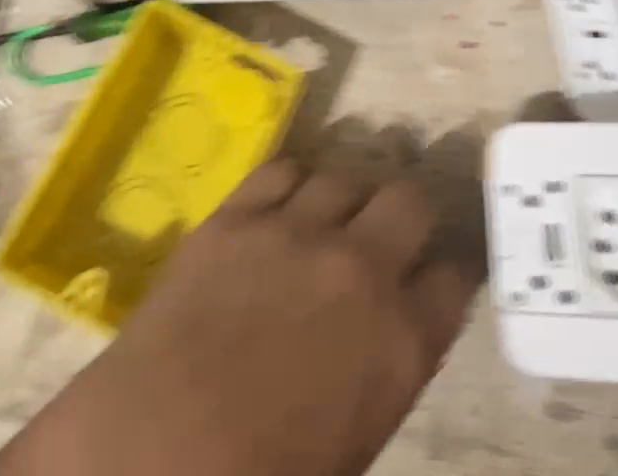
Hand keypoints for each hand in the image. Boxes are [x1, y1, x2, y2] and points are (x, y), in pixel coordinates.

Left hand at [0, 160, 479, 475]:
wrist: (163, 445)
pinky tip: (279, 206)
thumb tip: (395, 322)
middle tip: (387, 229)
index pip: (454, 274)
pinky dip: (288, 185)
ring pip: (344, 177)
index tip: (431, 269)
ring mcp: (296, 233)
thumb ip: (390, 357)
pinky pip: (280, 171)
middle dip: (408, 213)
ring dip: (344, 199)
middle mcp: (361, 268)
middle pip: (410, 201)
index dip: (445, 268)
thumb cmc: (270, 463)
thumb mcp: (362, 425)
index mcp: (404, 337)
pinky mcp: (236, 216)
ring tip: (326, 218)